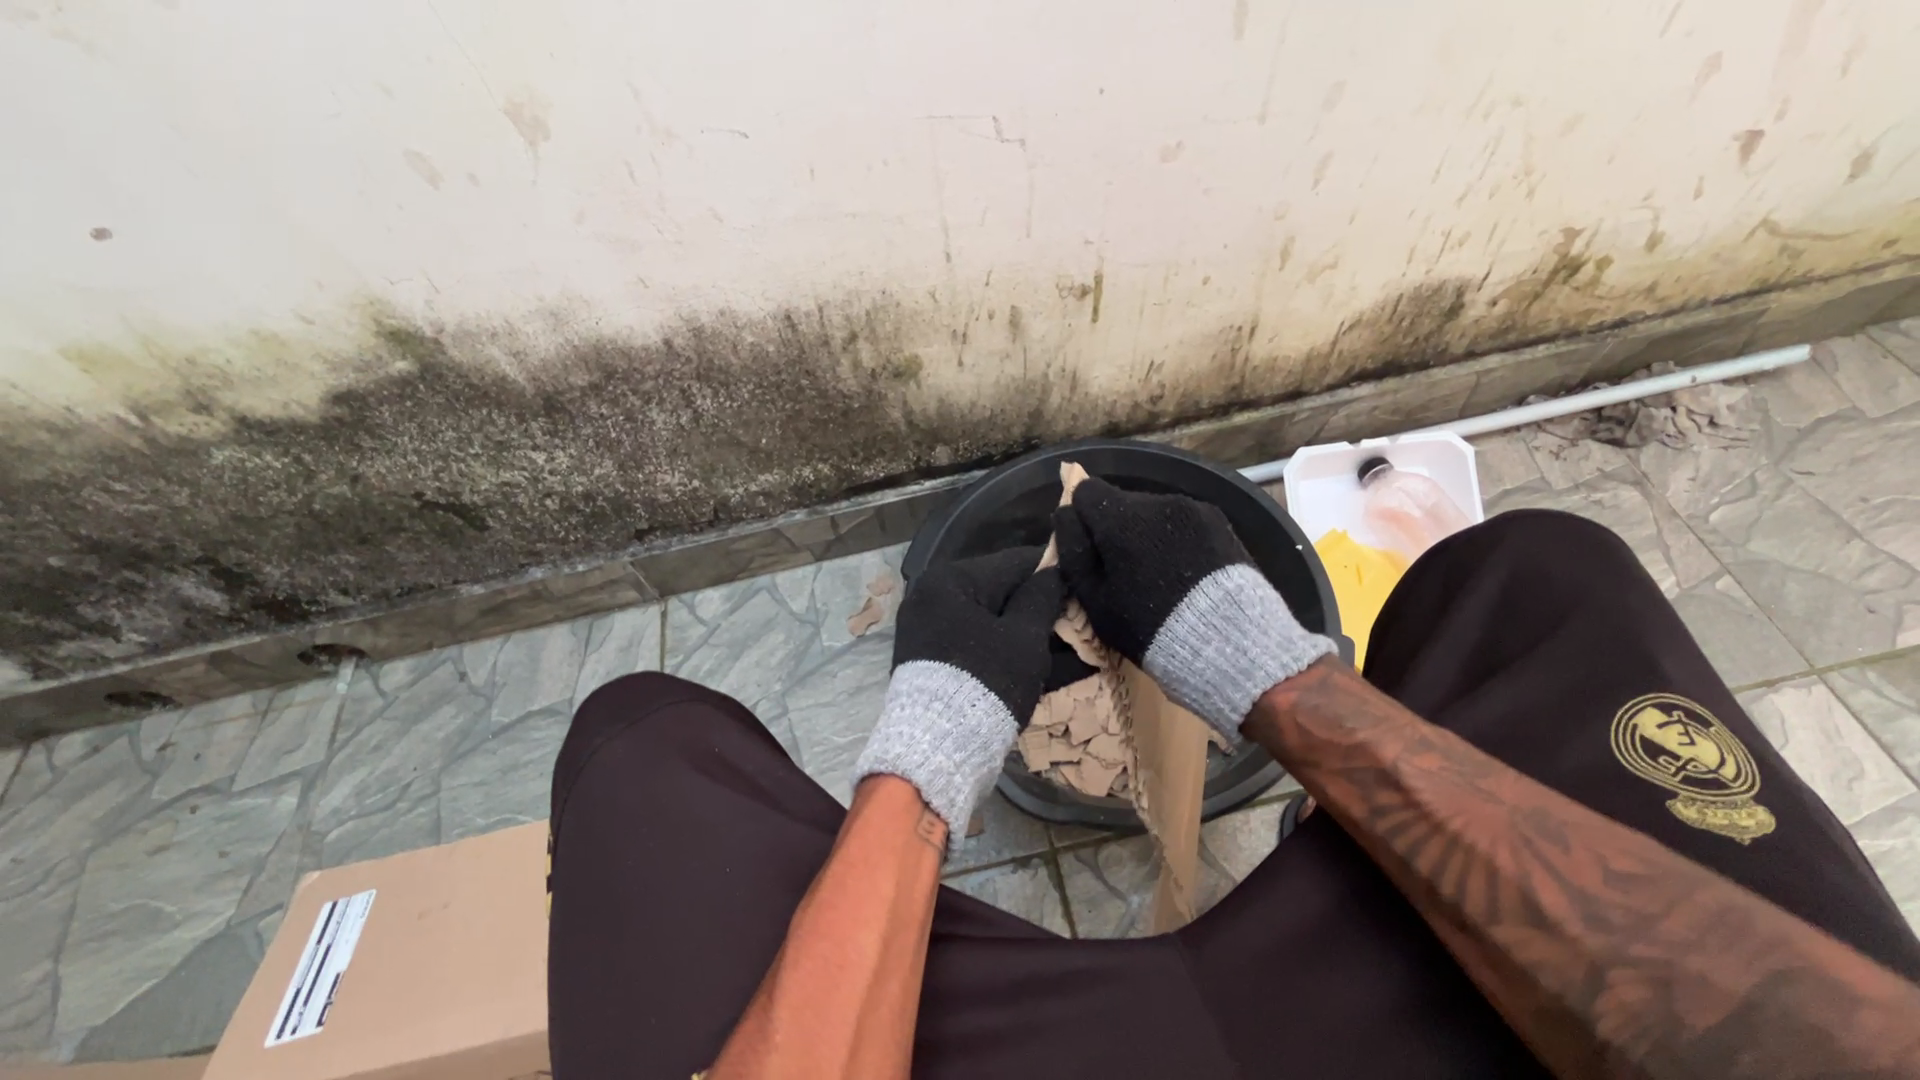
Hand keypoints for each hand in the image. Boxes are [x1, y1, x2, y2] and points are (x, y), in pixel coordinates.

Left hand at [852, 546, 1066, 852]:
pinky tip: (1050, 666)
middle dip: (1042, 609)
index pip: (1013, 563)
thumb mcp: (1023, 638)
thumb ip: (1041, 598)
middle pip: (1002, 595)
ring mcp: (930, 634)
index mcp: (949, 581)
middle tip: (1080, 620)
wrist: (938, 749)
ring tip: (1072, 646)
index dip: (1053, 572)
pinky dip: (1010, 655)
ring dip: (1031, 635)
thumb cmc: (984, 682)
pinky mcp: (934, 664)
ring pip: (994, 625)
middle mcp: (932, 599)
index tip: (1084, 584)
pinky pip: (981, 648)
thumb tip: (1053, 571)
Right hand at [1050, 476, 1334, 735]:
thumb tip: (1064, 515)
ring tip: (1159, 578)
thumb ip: (1074, 552)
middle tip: (1124, 572)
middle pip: (1122, 502)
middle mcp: (1158, 502)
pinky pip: (1183, 522)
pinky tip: (1185, 575)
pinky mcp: (1221, 523)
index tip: (1089, 549)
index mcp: (1122, 518)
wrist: (1231, 646)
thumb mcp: (1097, 601)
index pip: (1086, 492)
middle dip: (1116, 529)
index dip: (1082, 518)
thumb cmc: (1152, 629)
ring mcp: (1194, 509)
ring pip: (1154, 513)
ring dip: (1147, 535)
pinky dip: (1176, 540)